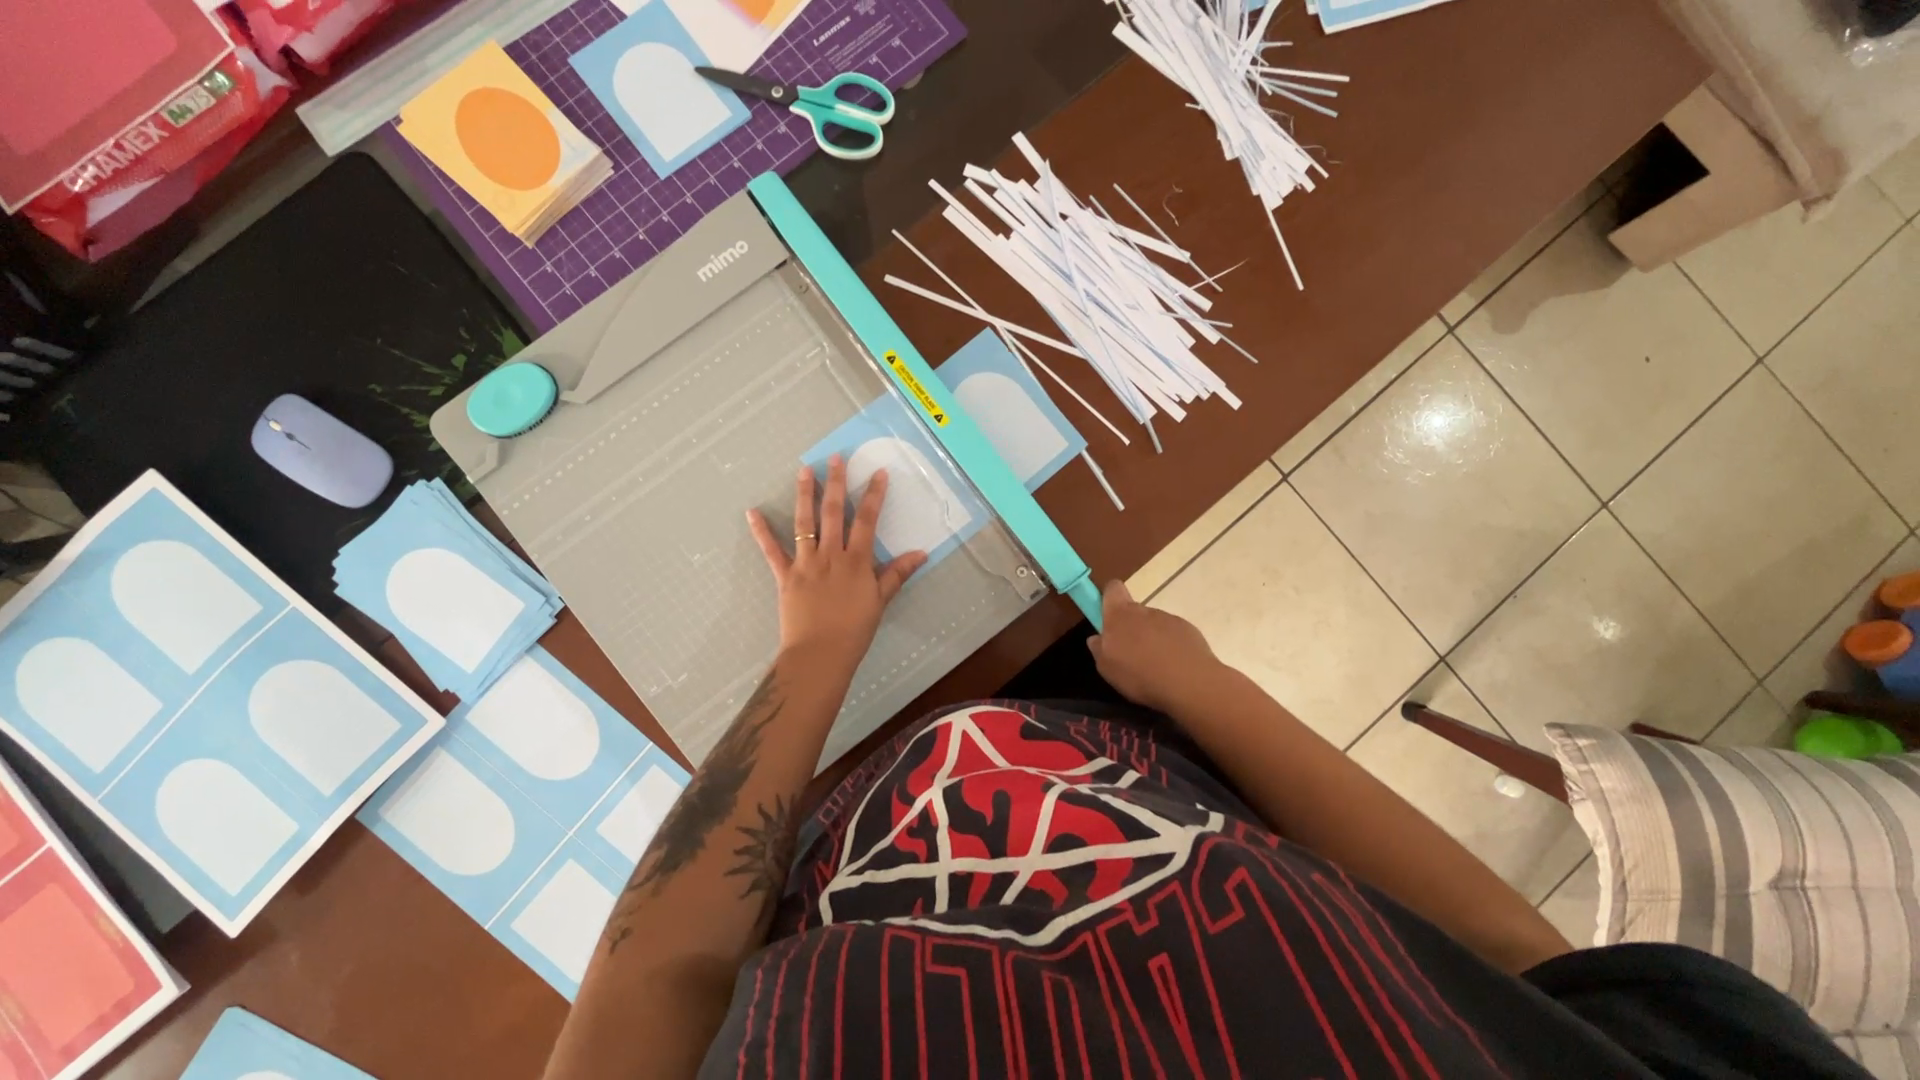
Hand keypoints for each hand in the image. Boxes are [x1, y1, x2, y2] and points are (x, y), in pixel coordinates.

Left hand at [747, 455, 927, 673]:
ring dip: (804, 494)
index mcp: (856, 561)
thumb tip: (920, 553)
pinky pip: (771, 551)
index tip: (877, 473)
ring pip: (805, 522)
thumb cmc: (854, 631)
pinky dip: (761, 532)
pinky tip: (752, 512)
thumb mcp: (880, 602)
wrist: (819, 654)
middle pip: (833, 512)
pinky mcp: (785, 576)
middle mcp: (831, 555)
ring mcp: (805, 563)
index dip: (873, 495)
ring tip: (804, 470)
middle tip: (835, 458)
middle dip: (836, 483)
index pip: (866, 520)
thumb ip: (897, 574)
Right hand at [1086, 580, 1224, 713]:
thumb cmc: (1140, 675)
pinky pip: (1174, 635)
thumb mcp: (1107, 669)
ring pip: (1155, 625)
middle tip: (1132, 655)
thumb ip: (1099, 650)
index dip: (1109, 598)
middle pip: (1134, 611)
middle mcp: (1145, 611)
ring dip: (1153, 639)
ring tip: (1155, 666)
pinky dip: (1172, 647)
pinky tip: (1173, 668)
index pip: (1112, 589)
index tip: (1108, 616)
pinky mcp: (1189, 630)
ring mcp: (1169, 619)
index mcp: (1120, 615)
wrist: (1189, 683)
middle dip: (1132, 628)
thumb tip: (1097, 638)